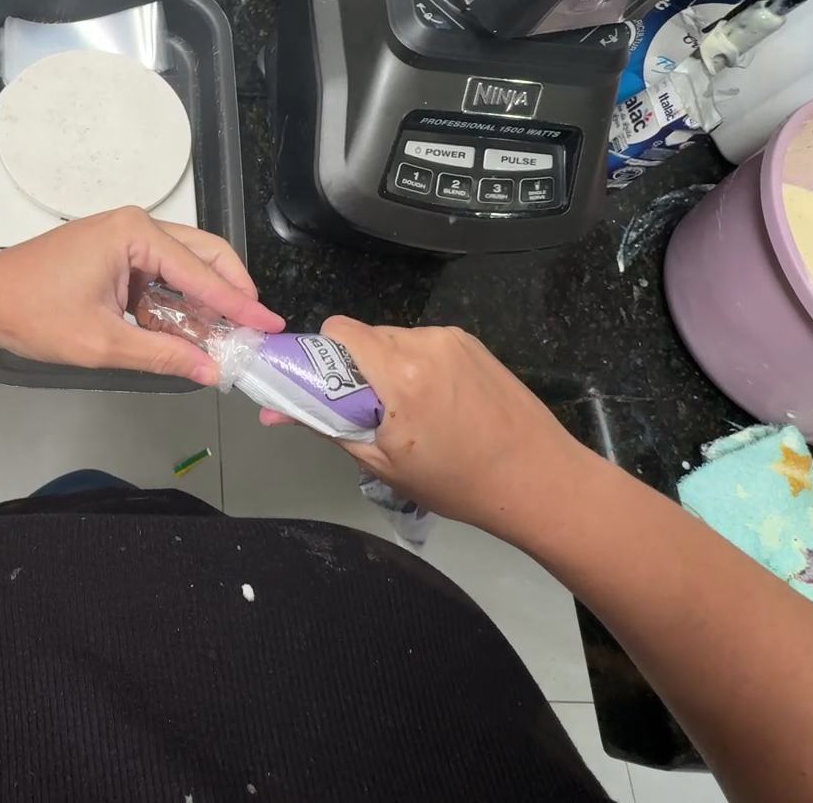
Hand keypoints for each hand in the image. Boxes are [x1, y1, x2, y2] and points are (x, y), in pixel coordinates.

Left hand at [0, 208, 283, 383]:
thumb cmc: (34, 315)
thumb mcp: (103, 343)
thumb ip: (162, 355)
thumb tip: (212, 371)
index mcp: (134, 234)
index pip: (202, 271)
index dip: (239, 304)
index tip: (271, 325)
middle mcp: (134, 224)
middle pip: (202, 255)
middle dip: (229, 292)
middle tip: (253, 329)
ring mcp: (121, 236)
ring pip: (181, 264)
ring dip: (203, 298)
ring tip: (226, 335)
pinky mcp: (111, 252)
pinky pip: (157, 272)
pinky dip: (174, 299)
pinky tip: (186, 328)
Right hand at [266, 317, 590, 531]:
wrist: (542, 482)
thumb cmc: (456, 482)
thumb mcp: (380, 462)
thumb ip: (324, 426)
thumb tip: (270, 413)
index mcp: (399, 372)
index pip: (339, 331)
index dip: (322, 355)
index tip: (326, 387)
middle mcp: (424, 343)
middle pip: (364, 337)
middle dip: (356, 368)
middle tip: (370, 411)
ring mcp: (451, 339)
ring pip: (393, 340)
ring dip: (387, 367)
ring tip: (410, 411)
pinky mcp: (471, 342)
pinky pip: (422, 344)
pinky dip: (415, 366)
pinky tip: (437, 402)